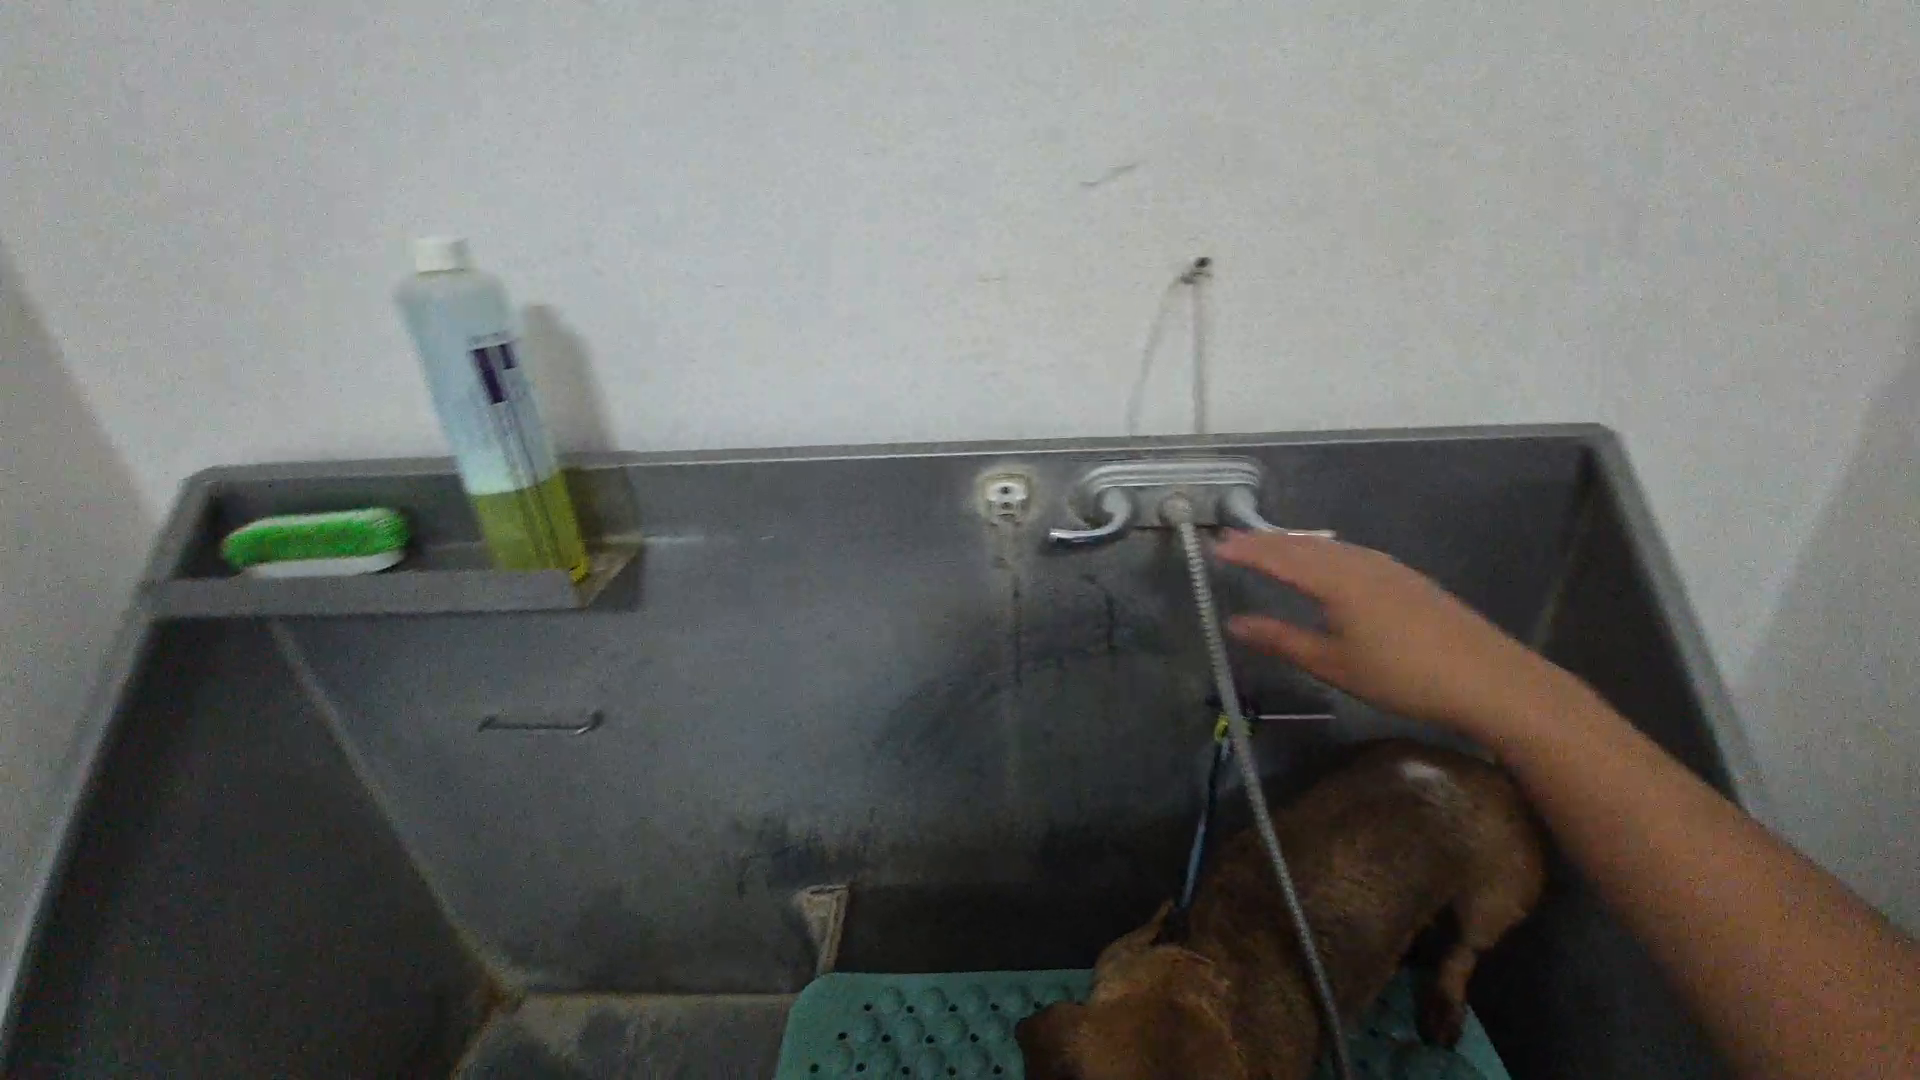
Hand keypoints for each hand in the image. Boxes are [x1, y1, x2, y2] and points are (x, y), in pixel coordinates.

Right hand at [1214, 531, 1580, 738]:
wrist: (1491, 680)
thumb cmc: (1402, 676)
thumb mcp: (1332, 663)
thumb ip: (1280, 639)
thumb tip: (1234, 623)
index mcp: (1335, 580)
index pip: (1278, 557)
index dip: (1244, 550)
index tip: (1213, 545)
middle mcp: (1358, 562)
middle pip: (1302, 544)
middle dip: (1264, 541)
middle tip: (1232, 540)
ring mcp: (1386, 566)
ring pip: (1328, 545)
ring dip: (1292, 543)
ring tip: (1267, 546)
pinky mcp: (1404, 577)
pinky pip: (1348, 552)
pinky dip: (1321, 551)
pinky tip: (1323, 561)